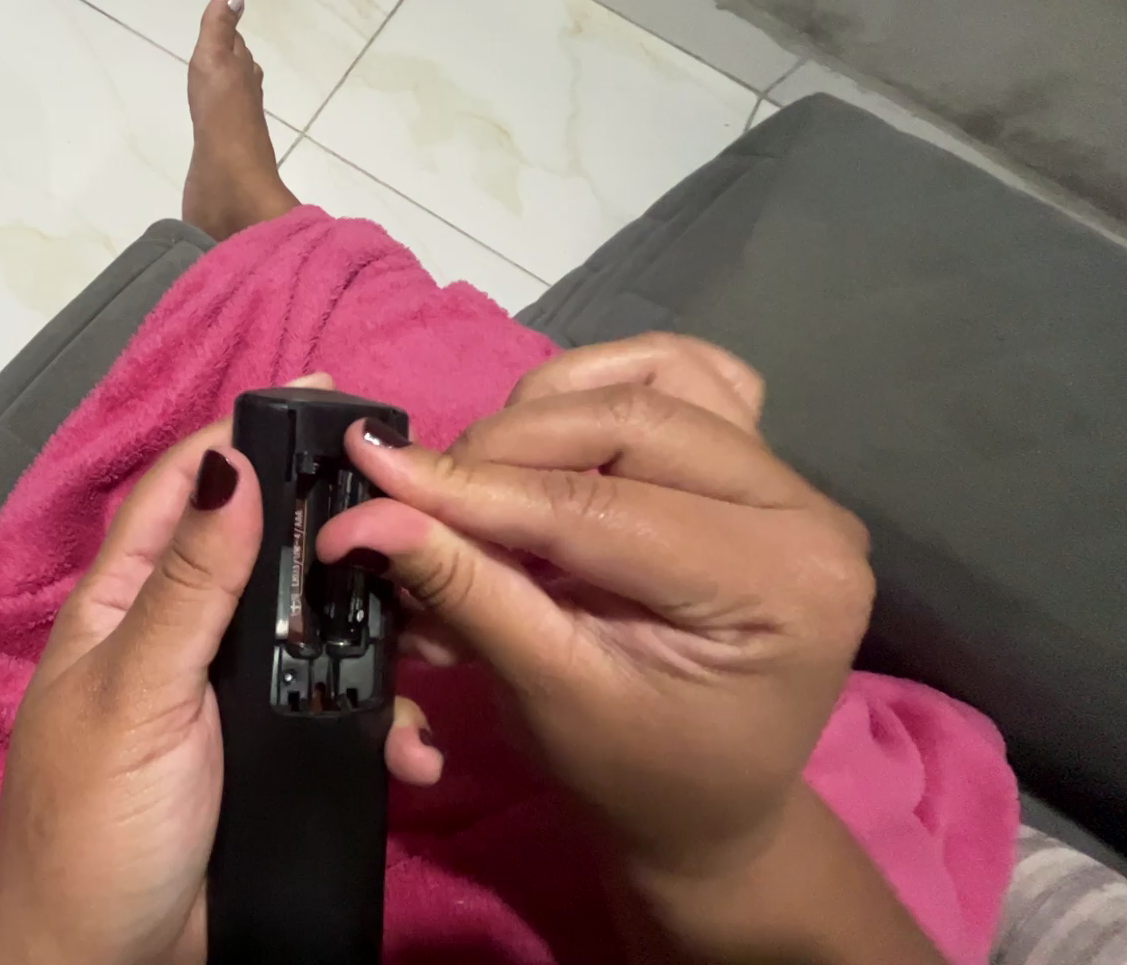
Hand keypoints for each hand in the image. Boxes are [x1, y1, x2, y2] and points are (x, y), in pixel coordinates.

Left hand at [0, 377, 440, 964]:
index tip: (315, 396)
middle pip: (258, 548)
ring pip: (306, 627)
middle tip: (410, 514)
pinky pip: (327, 704)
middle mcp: (178, 626)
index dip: (237, 434)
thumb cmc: (98, 820)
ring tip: (428, 636)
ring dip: (365, 630)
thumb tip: (228, 468)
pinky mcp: (264, 743)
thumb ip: (189, 587)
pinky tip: (408, 740)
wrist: (108, 964)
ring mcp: (225, 686)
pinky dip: (371, 713)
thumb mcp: (140, 692)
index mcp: (127, 597)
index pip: (181, 486)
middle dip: (326, 530)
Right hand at [319, 335, 939, 961]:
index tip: (370, 469)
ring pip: (646, 375)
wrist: (701, 793)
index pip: (591, 505)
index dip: (468, 486)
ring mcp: (780, 474)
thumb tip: (365, 516)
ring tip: (488, 479)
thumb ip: (460, 588)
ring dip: (541, 410)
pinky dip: (594, 386)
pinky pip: (674, 373)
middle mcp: (800, 509)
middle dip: (500, 446)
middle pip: (625, 416)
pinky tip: (552, 432)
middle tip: (423, 491)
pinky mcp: (747, 460)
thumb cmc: (633, 766)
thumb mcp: (542, 688)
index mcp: (775, 586)